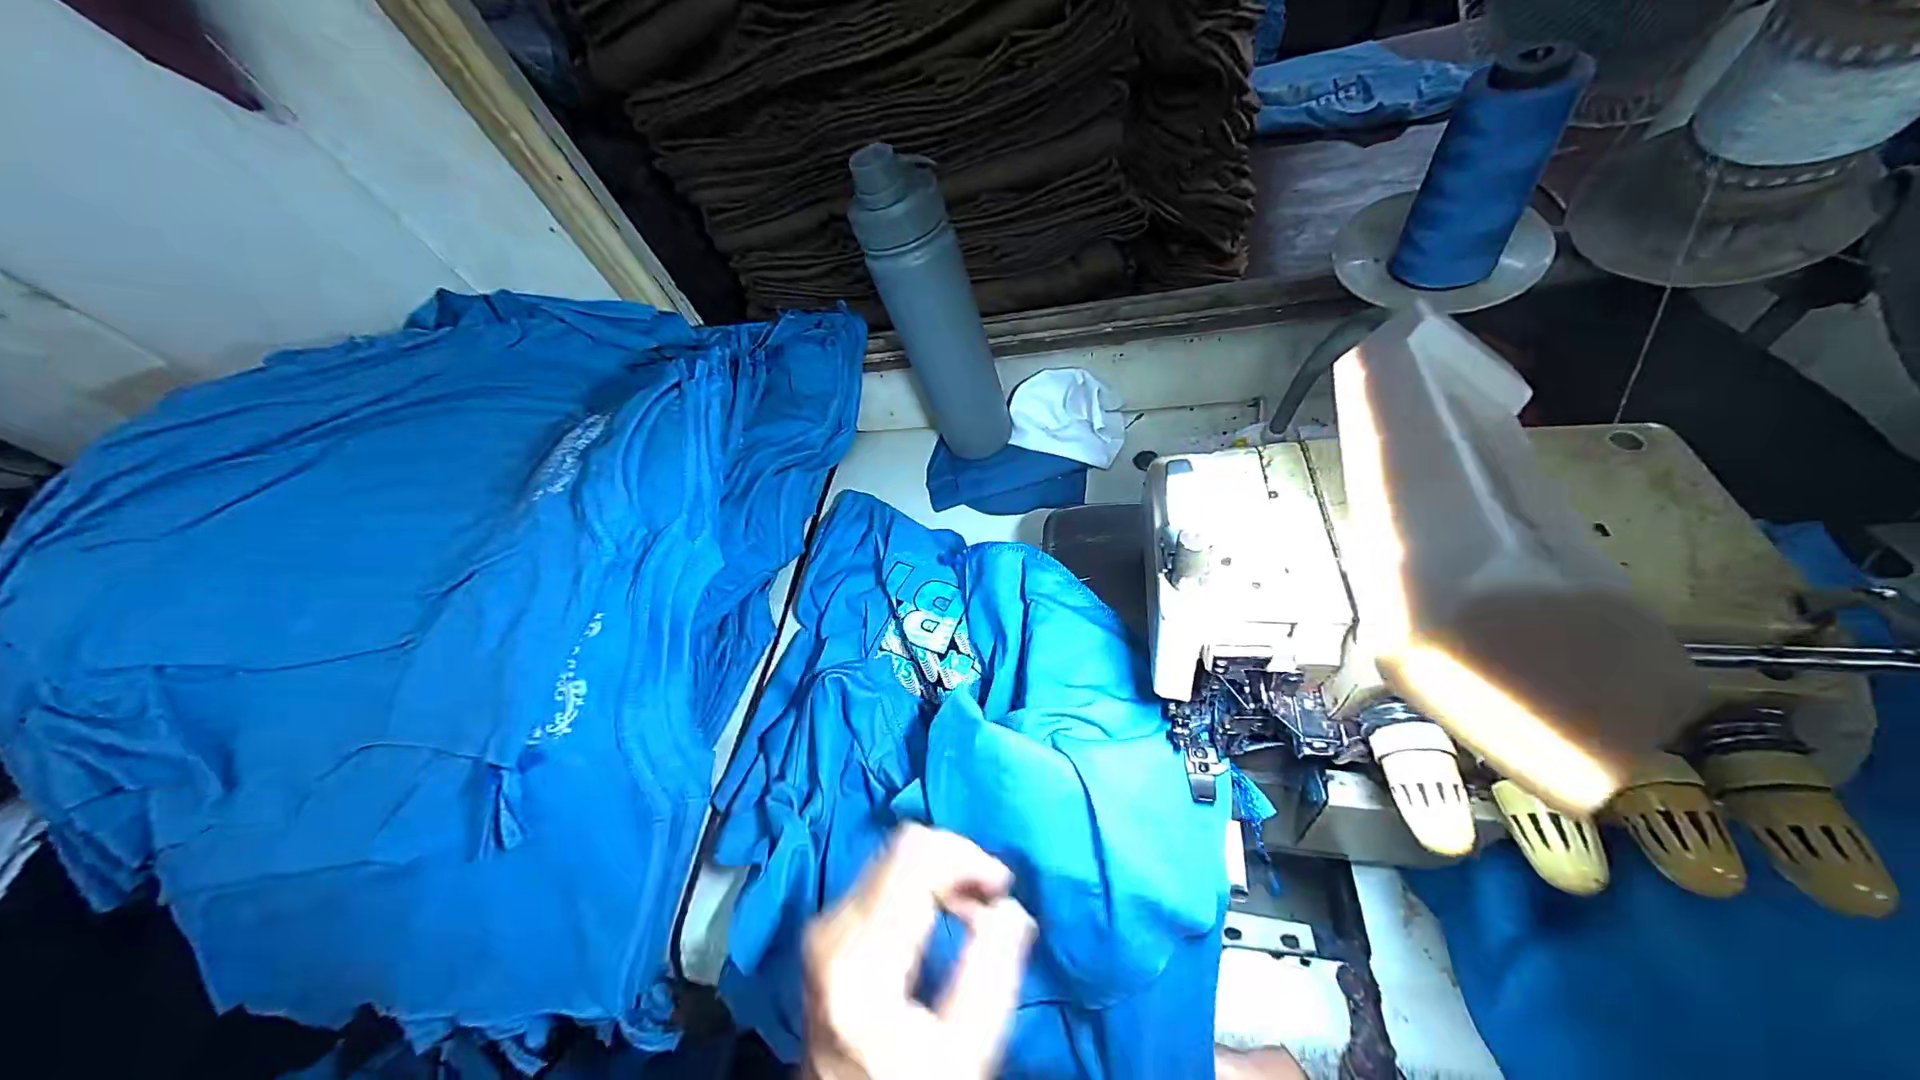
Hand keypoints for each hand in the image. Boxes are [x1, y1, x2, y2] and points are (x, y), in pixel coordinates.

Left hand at [803, 824, 1035, 1079]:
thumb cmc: (908, 1079)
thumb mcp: (964, 1050)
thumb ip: (992, 974)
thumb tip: (1011, 906)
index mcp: (863, 957)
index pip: (915, 857)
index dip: (967, 857)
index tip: (1002, 885)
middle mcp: (833, 928)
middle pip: (904, 846)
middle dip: (957, 860)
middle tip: (992, 892)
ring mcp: (825, 922)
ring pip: (895, 852)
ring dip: (942, 868)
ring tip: (975, 903)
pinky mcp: (828, 922)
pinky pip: (884, 870)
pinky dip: (922, 879)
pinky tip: (946, 906)